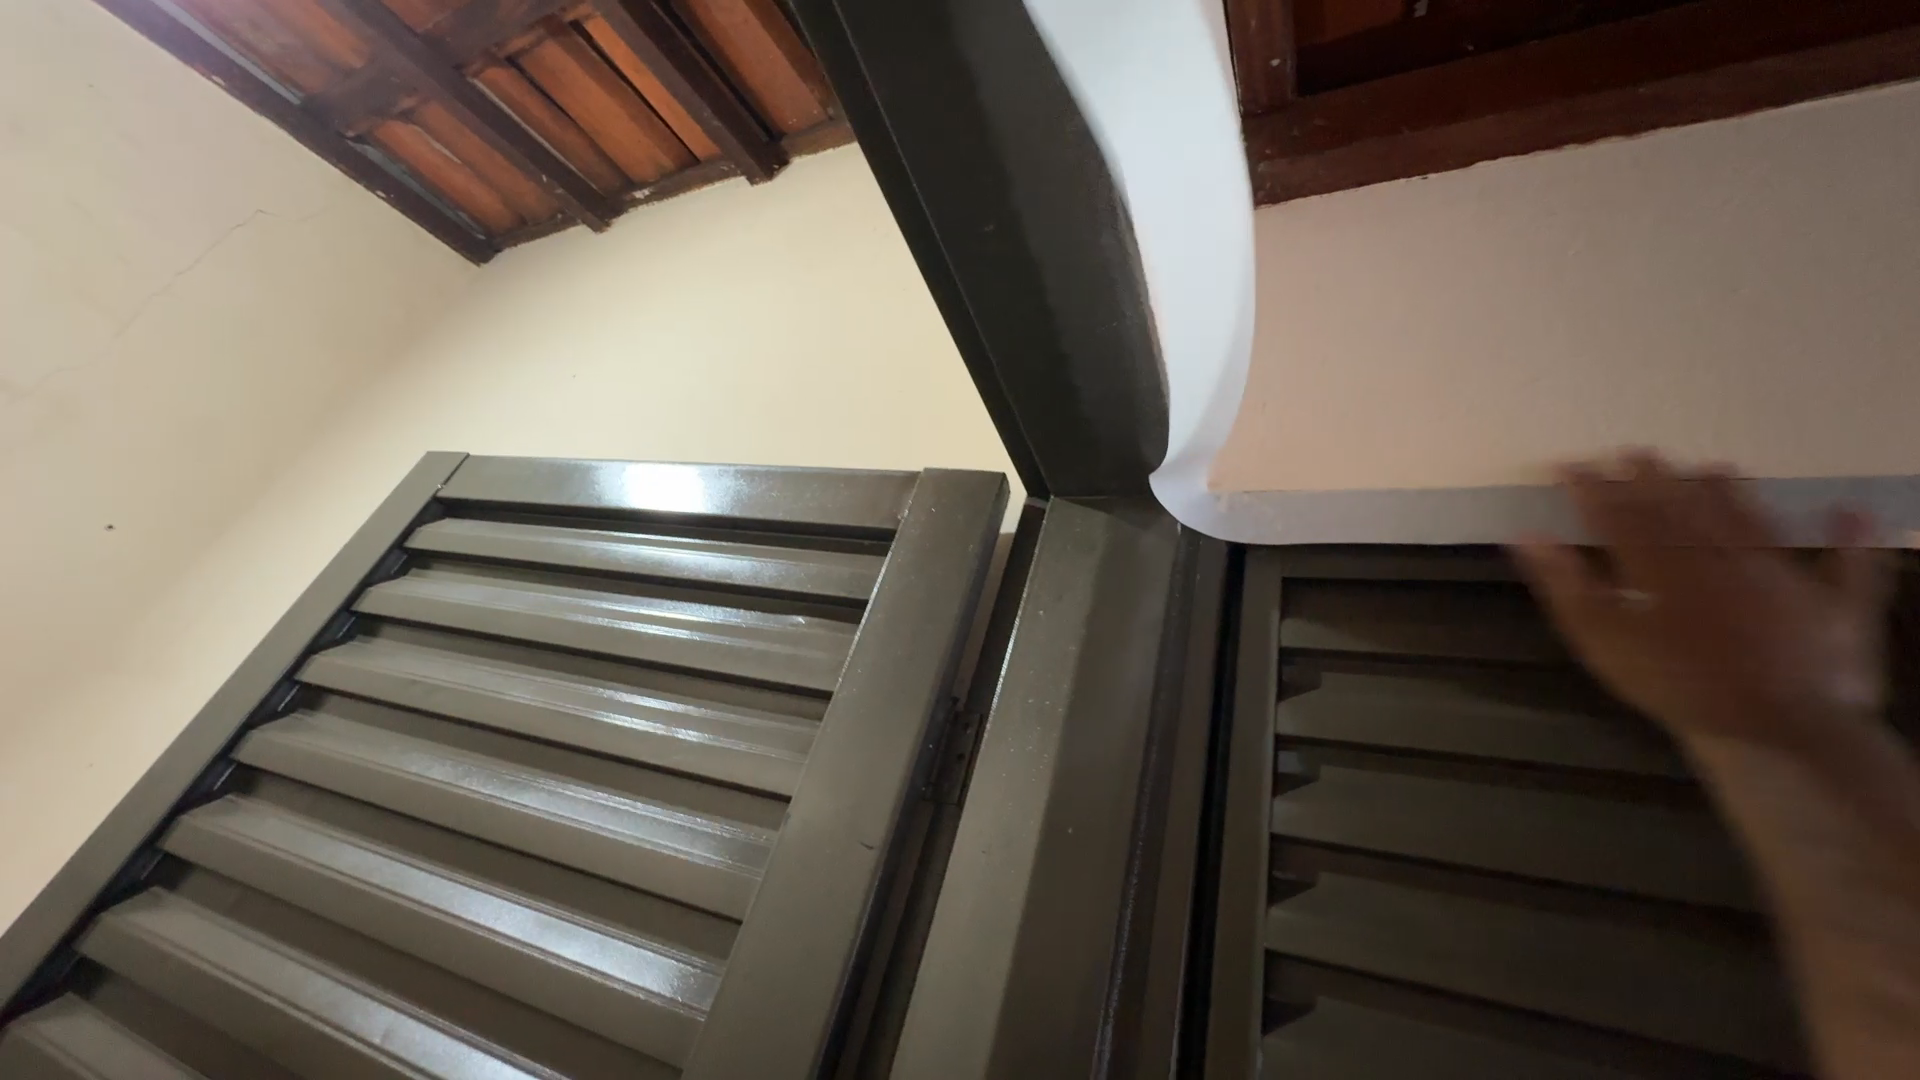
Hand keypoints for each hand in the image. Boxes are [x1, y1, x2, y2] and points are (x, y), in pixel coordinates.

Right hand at [1512, 452, 1892, 750]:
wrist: (1775, 728)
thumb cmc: (1673, 683)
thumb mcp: (1599, 636)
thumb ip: (1565, 583)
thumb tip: (1528, 536)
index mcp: (1662, 565)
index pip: (1619, 515)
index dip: (1592, 488)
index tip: (1568, 466)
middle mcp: (1723, 558)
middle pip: (1684, 509)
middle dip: (1654, 479)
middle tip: (1632, 453)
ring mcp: (1785, 577)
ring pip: (1754, 523)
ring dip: (1731, 493)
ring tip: (1709, 467)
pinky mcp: (1836, 605)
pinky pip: (1849, 566)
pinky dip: (1851, 539)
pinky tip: (1851, 512)